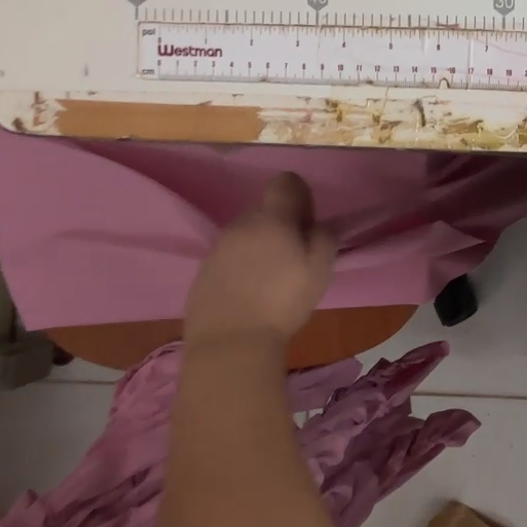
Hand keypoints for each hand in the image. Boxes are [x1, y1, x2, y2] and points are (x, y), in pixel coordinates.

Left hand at [183, 172, 337, 346]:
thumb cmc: (283, 301)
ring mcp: (216, 249)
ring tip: (271, 274)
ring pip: (246, 233)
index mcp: (272, 219)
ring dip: (260, 243)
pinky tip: (250, 289)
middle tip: (294, 253)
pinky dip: (242, 263)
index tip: (307, 220)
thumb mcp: (320, 268)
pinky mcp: (201, 271)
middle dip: (281, 222)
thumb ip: (325, 237)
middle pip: (264, 209)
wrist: (230, 343)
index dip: (300, 194)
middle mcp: (240, 226)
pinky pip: (229, 255)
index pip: (284, 182)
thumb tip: (318, 225)